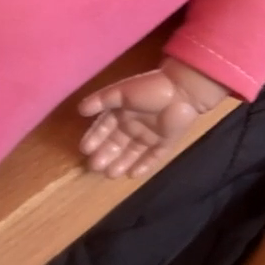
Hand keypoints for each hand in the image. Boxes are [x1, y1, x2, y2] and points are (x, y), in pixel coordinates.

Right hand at [75, 57, 225, 178]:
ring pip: (134, 152)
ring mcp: (152, 133)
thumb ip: (101, 100)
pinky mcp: (167, 141)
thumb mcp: (122, 91)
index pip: (105, 127)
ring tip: (110, 174)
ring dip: (122, 162)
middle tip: (95, 166)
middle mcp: (136, 124)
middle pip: (117, 142)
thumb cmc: (151, 89)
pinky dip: (144, 165)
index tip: (85, 149)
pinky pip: (154, 156)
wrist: (184, 90)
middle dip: (106, 154)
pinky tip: (133, 175)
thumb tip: (80, 110)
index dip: (95, 137)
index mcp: (124, 111)